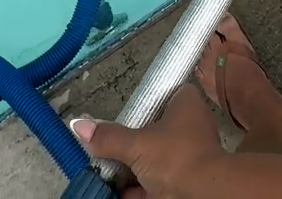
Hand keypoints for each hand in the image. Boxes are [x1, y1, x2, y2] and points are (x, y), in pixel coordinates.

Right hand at [72, 85, 224, 198]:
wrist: (203, 195)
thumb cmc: (175, 156)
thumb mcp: (137, 145)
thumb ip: (109, 137)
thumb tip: (78, 125)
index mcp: (187, 103)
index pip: (167, 93)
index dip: (147, 102)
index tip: (127, 113)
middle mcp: (191, 126)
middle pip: (156, 129)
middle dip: (133, 142)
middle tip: (108, 146)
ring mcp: (189, 156)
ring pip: (155, 158)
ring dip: (133, 168)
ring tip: (104, 169)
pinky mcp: (184, 182)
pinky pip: (156, 183)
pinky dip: (138, 189)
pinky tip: (116, 192)